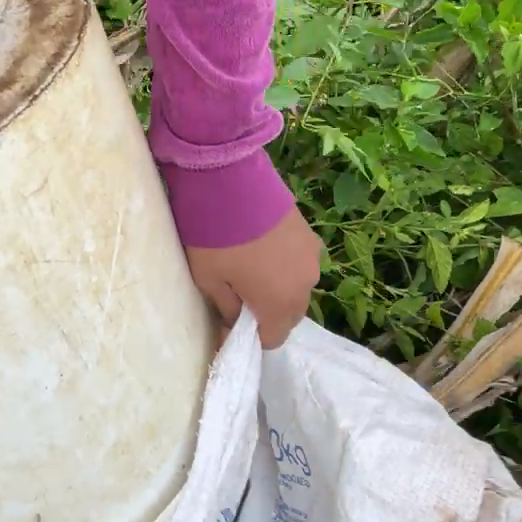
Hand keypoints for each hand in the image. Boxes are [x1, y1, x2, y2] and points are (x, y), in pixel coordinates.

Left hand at [185, 208, 322, 348]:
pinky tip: (261, 249)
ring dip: (277, 288)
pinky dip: (284, 265)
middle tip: (237, 296)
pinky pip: (299, 262)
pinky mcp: (309, 233)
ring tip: (250, 270)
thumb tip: (235, 323)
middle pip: (288, 314)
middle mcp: (305, 285)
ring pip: (296, 286)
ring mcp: (312, 257)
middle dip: (266, 314)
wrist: (230, 182)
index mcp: (281, 305)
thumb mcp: (208, 279)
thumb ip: (227, 308)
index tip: (227, 326)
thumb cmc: (213, 238)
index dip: (250, 337)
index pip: (272, 338)